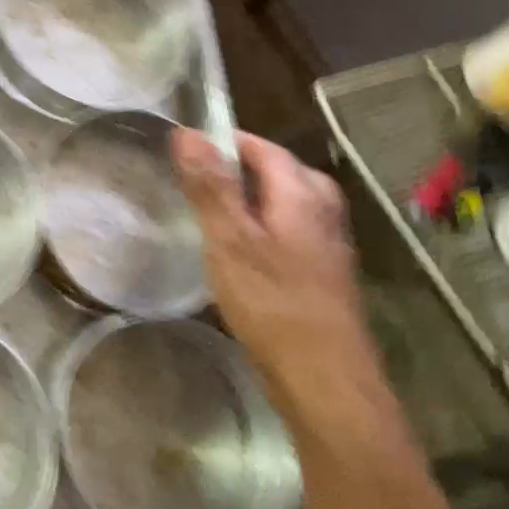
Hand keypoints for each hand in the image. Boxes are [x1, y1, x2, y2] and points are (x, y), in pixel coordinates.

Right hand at [170, 129, 365, 371]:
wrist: (322, 377)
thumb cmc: (271, 302)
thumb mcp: (229, 239)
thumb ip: (210, 186)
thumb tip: (188, 132)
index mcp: (302, 195)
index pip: (263, 148)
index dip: (224, 141)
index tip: (181, 147)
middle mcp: (322, 212)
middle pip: (281, 172)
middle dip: (239, 167)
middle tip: (193, 178)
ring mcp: (327, 245)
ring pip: (286, 203)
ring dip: (250, 198)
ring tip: (208, 210)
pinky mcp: (321, 273)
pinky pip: (288, 230)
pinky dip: (261, 226)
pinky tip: (236, 249)